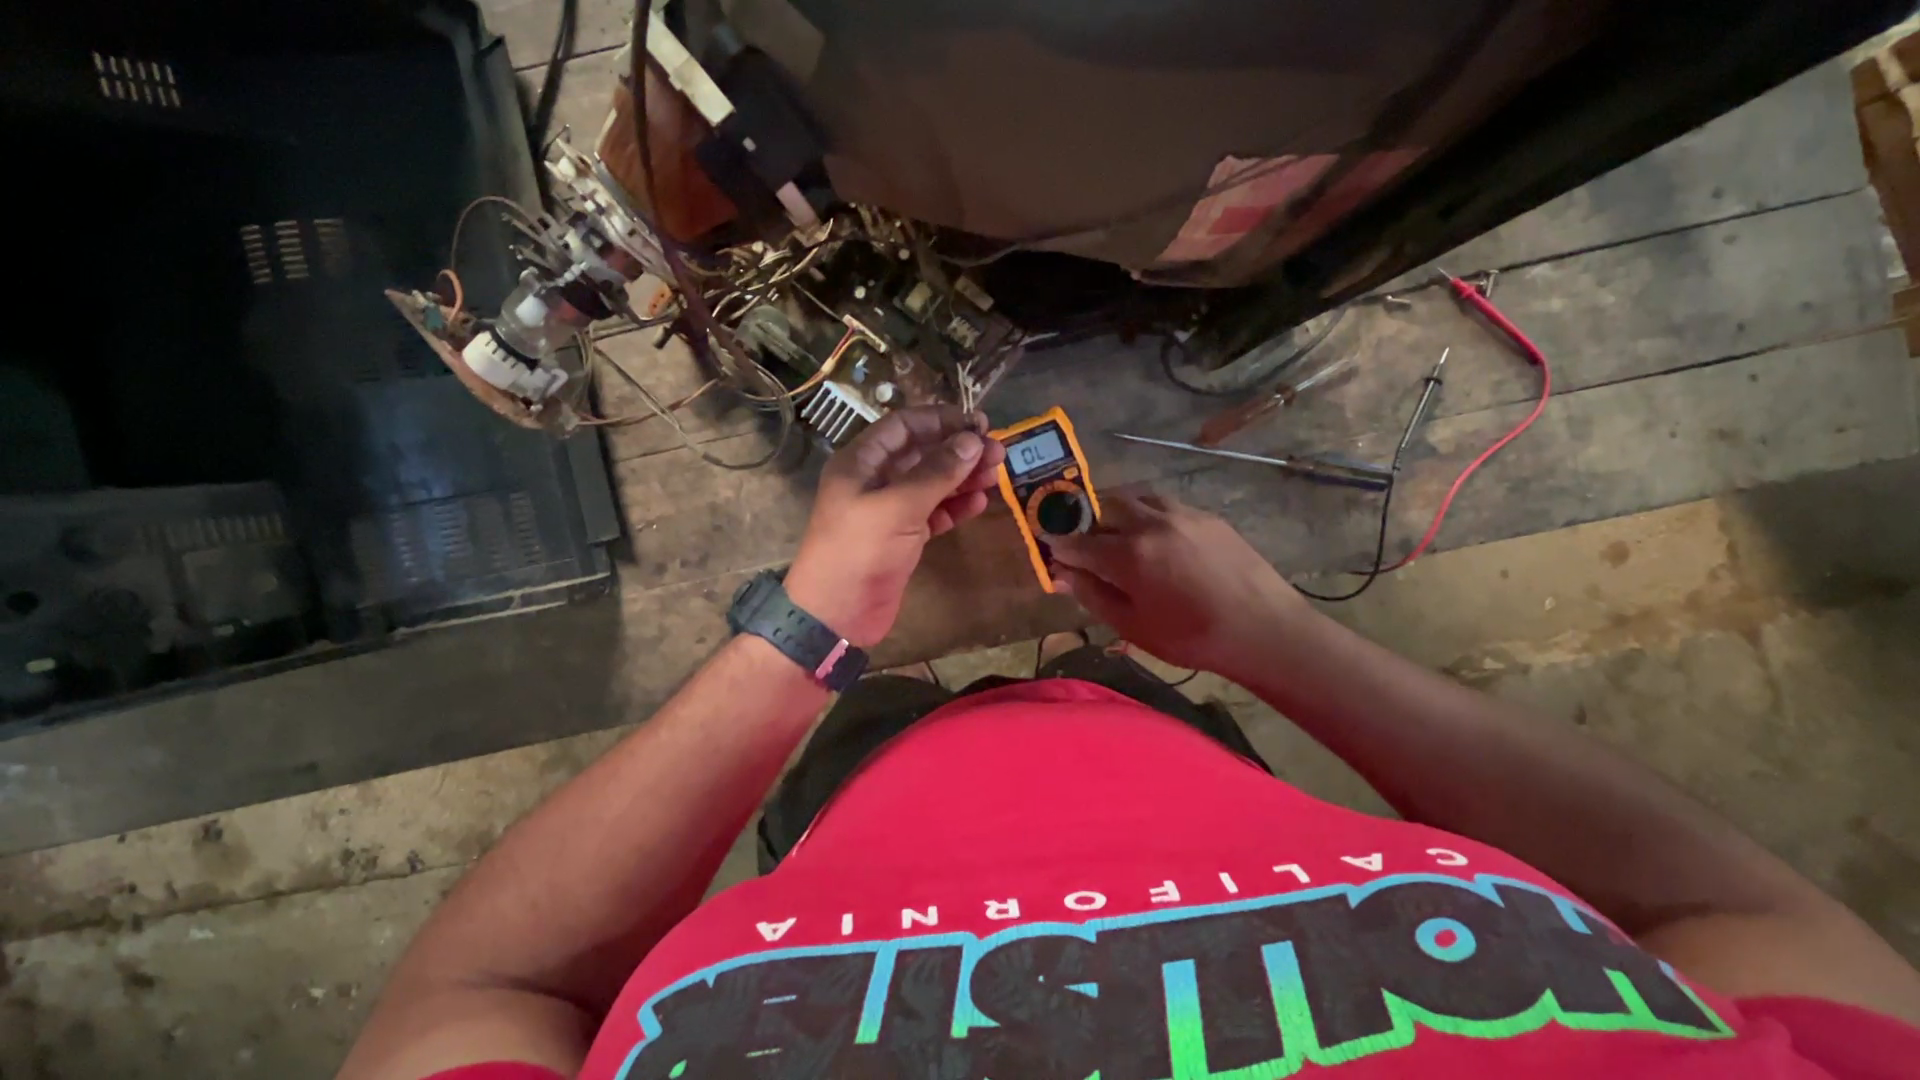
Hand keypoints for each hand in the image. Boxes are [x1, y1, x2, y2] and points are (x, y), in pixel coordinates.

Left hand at [785, 406, 1006, 645]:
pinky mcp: (901, 538)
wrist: (836, 614)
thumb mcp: (898, 505)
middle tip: (998, 453)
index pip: (904, 425)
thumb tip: (973, 441)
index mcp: (861, 462)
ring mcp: (888, 511)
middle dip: (958, 450)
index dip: (941, 420)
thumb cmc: (859, 550)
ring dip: (962, 478)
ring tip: (996, 475)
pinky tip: (979, 503)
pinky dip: (954, 507)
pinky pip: (932, 513)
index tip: (980, 425)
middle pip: (921, 453)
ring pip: (930, 483)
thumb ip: (937, 472)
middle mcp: (873, 480)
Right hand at [1047, 493, 1316, 678]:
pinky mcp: (1206, 516)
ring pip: (1134, 498)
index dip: (1057, 546)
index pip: (1077, 541)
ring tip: (1114, 533)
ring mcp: (1181, 514)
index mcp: (1129, 555)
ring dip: (1115, 511)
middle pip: (1102, 507)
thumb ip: (1093, 595)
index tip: (1048, 550)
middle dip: (1084, 520)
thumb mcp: (1133, 626)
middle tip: (1079, 540)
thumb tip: (1061, 575)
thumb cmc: (1192, 638)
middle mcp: (1151, 523)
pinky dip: (1146, 514)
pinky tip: (1152, 536)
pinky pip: (1164, 505)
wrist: (1264, 630)